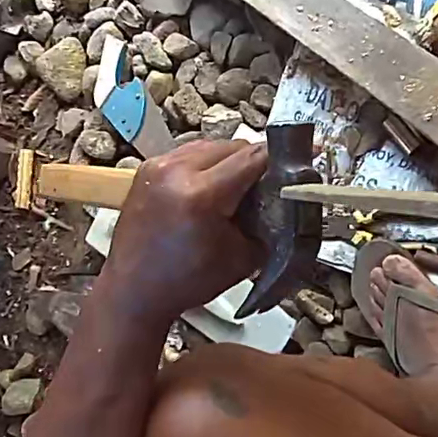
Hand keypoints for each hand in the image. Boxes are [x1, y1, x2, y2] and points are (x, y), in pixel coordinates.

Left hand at [101, 140, 267, 322]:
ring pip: (212, 145)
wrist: (134, 291)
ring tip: (239, 187)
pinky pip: (189, 152)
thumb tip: (285, 198)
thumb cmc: (186, 281)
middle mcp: (175, 172)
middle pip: (234, 146)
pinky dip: (207, 164)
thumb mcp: (243, 256)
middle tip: (268, 184)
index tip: (302, 155)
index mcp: (201, 194)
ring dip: (231, 160)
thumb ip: (268, 222)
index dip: (281, 157)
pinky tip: (214, 186)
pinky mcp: (148, 168)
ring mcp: (158, 166)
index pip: (253, 157)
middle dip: (256, 162)